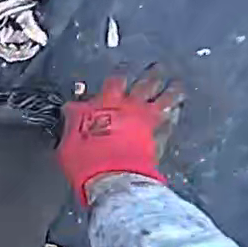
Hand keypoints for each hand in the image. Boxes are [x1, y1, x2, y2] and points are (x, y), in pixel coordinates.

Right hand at [57, 68, 181, 207]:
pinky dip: (176, 110)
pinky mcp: (162, 132)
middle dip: (149, 72)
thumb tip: (72, 115)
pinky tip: (179, 108)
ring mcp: (148, 117)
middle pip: (143, 81)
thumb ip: (74, 124)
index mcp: (102, 104)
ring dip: (171, 88)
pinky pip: (173, 115)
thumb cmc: (86, 162)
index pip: (110, 82)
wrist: (112, 179)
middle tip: (155, 66)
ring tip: (176, 83)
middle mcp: (128, 105)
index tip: (119, 71)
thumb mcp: (68, 142)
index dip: (115, 75)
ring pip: (166, 94)